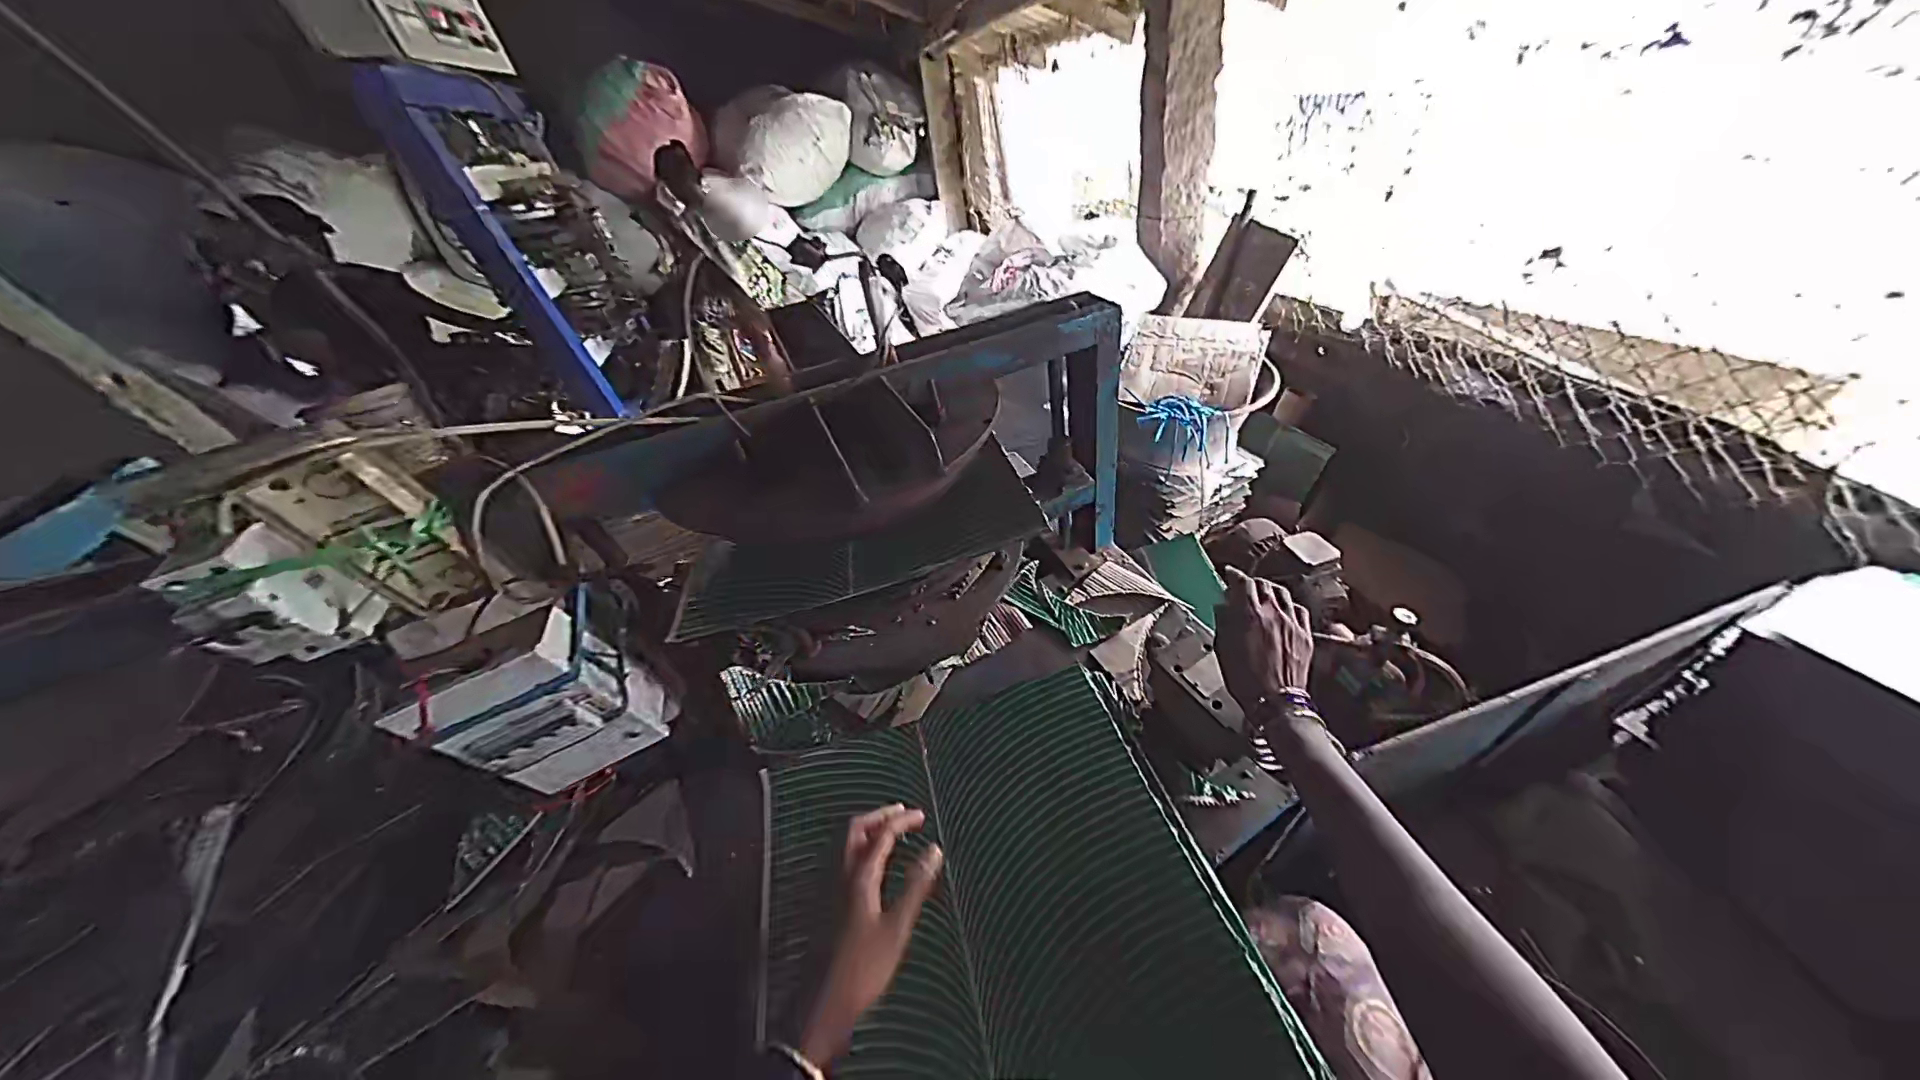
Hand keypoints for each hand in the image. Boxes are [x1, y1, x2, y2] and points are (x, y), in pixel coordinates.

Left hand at [800, 804, 944, 1066]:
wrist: (822, 1005)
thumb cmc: (863, 968)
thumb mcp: (897, 928)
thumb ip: (915, 886)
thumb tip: (934, 850)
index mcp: (859, 876)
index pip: (880, 834)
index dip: (901, 820)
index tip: (921, 816)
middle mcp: (840, 874)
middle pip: (855, 829)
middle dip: (879, 816)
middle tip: (902, 813)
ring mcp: (830, 888)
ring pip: (846, 843)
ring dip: (869, 829)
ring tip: (891, 831)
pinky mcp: (827, 902)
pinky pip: (844, 859)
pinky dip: (862, 847)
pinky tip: (874, 863)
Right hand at [1216, 566, 1314, 709]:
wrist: (1276, 702)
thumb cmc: (1247, 680)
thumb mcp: (1223, 649)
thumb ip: (1223, 622)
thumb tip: (1223, 608)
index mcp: (1250, 615)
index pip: (1242, 582)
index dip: (1233, 575)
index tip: (1229, 575)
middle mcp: (1273, 614)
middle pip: (1263, 584)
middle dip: (1251, 583)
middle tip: (1243, 588)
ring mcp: (1292, 623)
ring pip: (1283, 593)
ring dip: (1270, 590)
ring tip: (1263, 595)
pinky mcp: (1305, 635)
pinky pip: (1299, 609)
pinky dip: (1289, 605)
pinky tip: (1284, 610)